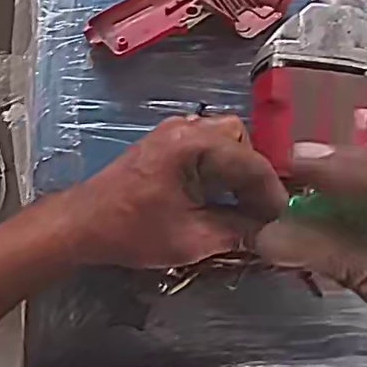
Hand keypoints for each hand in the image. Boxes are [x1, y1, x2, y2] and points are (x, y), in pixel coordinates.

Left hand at [59, 113, 287, 268]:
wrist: (82, 223)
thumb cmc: (130, 230)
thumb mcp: (190, 239)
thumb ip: (237, 232)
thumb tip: (271, 234)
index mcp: (191, 145)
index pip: (249, 160)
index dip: (271, 192)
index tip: (284, 218)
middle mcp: (186, 128)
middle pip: (241, 140)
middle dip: (256, 173)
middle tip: (262, 208)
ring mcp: (175, 132)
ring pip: (226, 140)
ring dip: (240, 170)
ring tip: (247, 205)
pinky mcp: (168, 142)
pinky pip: (209, 146)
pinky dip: (223, 168)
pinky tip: (225, 196)